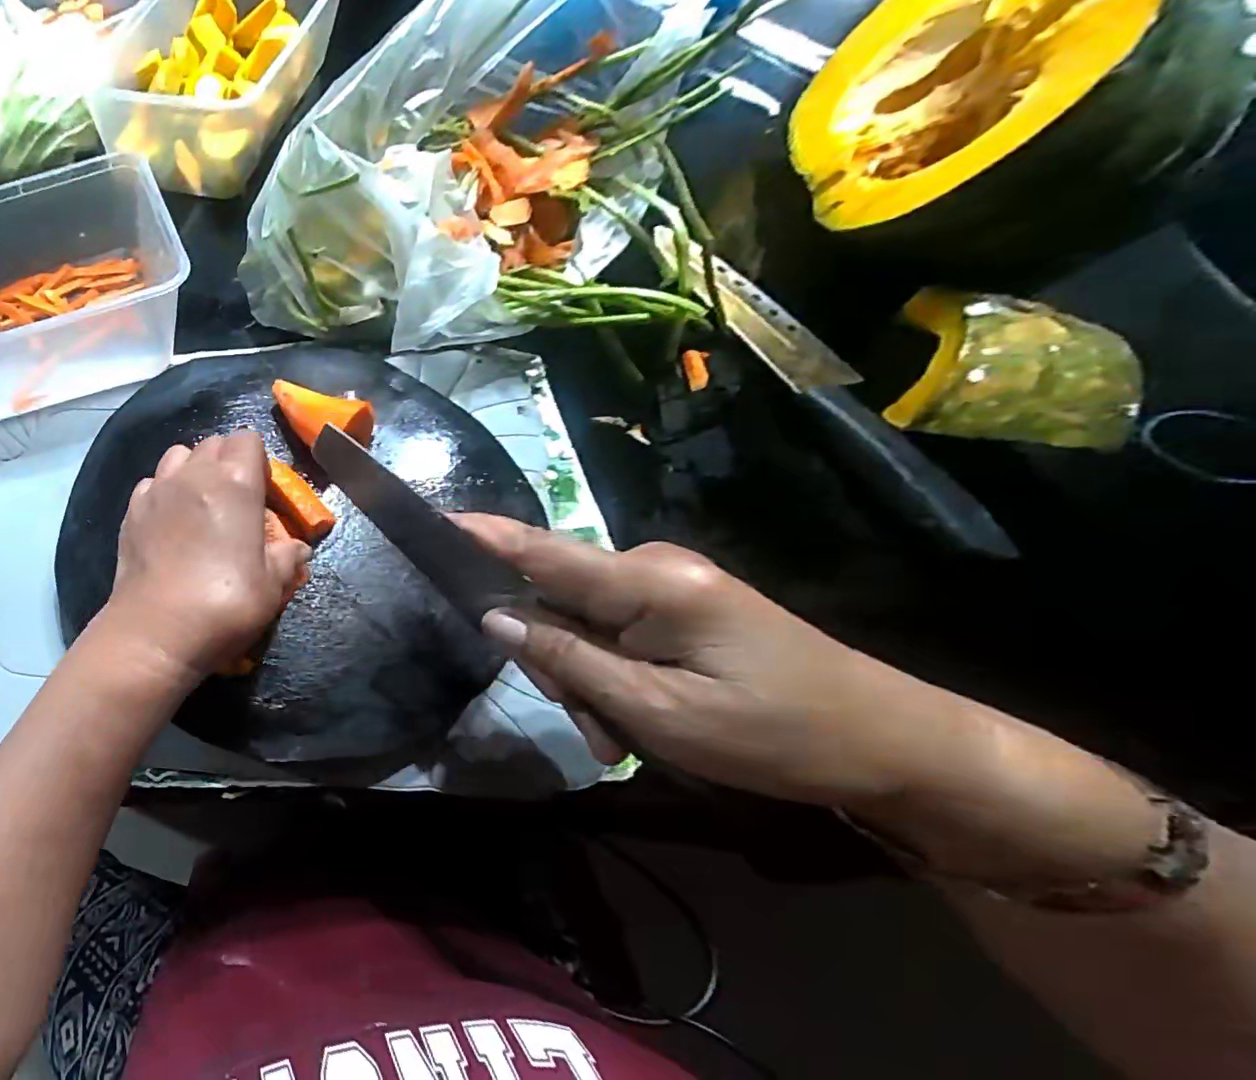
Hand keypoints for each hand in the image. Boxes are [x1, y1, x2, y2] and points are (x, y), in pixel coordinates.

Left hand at [99, 435, 311, 680]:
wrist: (156, 632)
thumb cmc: (225, 603)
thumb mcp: (272, 585)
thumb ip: (287, 559)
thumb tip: (298, 549)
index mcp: (235, 483)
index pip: (248, 440)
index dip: (258, 460)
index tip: (263, 491)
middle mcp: (193, 475)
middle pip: (214, 444)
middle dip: (228, 461)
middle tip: (238, 499)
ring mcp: (157, 490)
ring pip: (177, 456)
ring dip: (193, 470)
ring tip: (201, 504)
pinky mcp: (130, 512)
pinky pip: (151, 484)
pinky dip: (164, 492)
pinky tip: (170, 522)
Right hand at [452, 513, 993, 805]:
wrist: (888, 743)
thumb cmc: (774, 733)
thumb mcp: (657, 711)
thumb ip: (569, 658)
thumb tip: (497, 618)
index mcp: (650, 584)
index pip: (545, 552)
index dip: (486, 536)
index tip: (435, 517)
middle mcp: (652, 567)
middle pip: (557, 600)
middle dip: (554, 662)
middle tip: (591, 732)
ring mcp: (667, 583)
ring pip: (581, 623)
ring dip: (584, 680)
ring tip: (617, 741)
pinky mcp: (678, 603)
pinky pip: (613, 631)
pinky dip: (608, 675)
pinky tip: (629, 724)